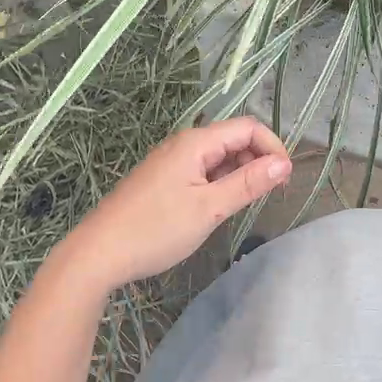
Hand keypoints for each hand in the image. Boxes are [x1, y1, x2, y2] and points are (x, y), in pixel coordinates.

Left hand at [53, 117, 291, 291]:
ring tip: (243, 204)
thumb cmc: (156, 230)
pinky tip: (216, 207)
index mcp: (196, 142)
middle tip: (269, 194)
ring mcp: (171, 159)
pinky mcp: (162, 177)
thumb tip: (284, 163)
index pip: (248, 127)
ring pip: (217, 155)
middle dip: (257, 160)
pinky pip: (201, 168)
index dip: (272, 146)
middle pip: (233, 138)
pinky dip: (218, 181)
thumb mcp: (209, 209)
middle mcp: (184, 142)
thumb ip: (248, 183)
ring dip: (238, 172)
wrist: (97, 253)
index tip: (284, 179)